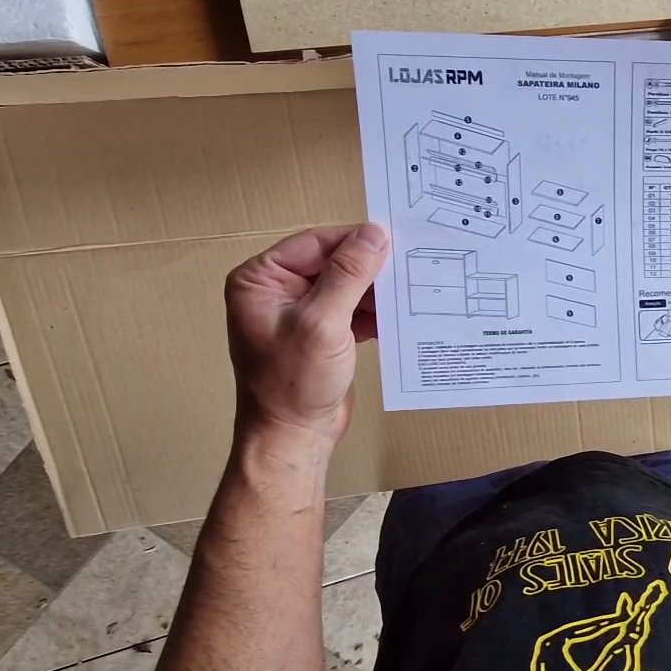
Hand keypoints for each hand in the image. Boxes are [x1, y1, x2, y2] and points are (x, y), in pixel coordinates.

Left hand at [224, 223, 387, 451]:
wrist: (293, 436)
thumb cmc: (294, 382)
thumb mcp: (322, 322)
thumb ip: (348, 275)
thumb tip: (375, 233)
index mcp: (260, 279)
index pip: (315, 244)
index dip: (354, 241)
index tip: (395, 239)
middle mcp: (276, 291)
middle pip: (333, 263)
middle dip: (369, 268)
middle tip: (409, 265)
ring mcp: (300, 314)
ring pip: (346, 287)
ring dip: (376, 292)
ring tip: (410, 291)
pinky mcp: (322, 335)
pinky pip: (352, 311)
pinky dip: (374, 314)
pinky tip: (400, 315)